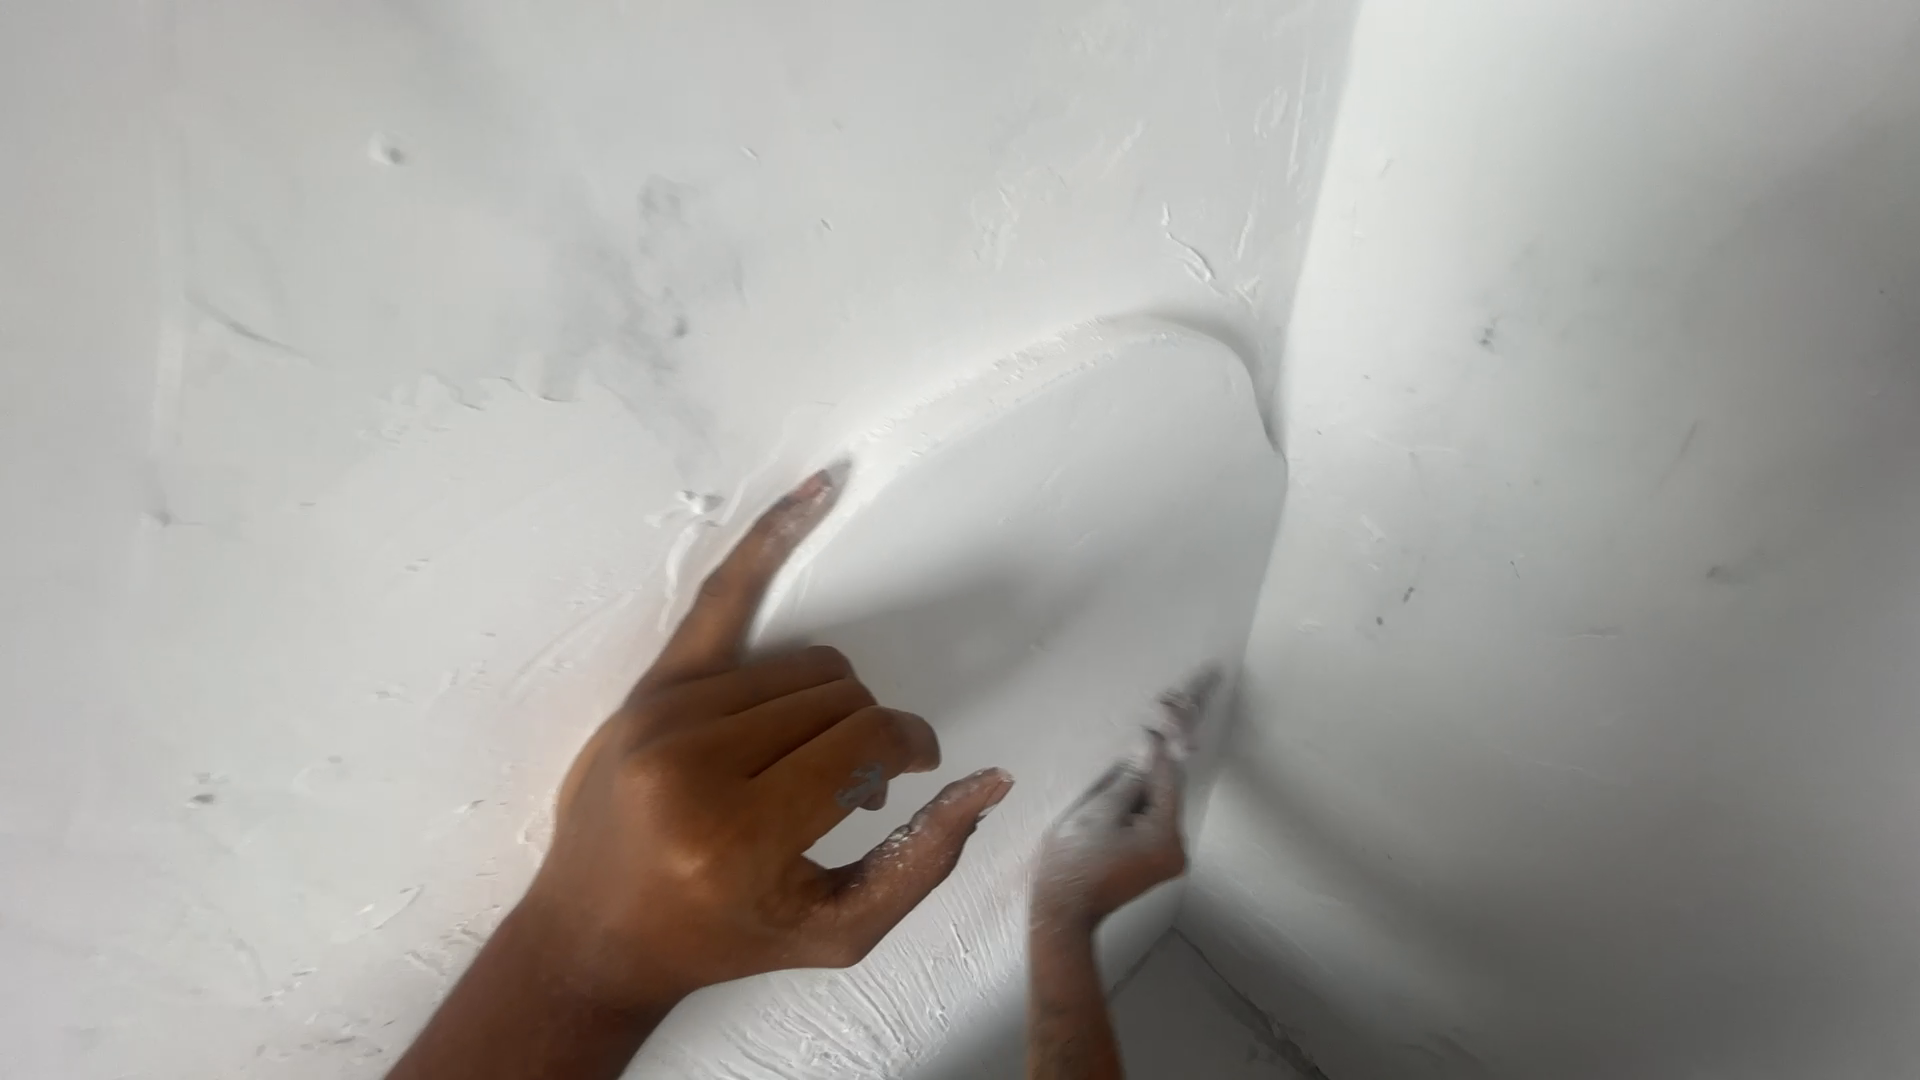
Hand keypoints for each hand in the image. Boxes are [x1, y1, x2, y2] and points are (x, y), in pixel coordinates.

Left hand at [524, 468, 1014, 1006]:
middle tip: (854, 781)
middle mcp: (692, 765)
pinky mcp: (653, 684)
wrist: (591, 935)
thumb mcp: (838, 931)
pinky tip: (822, 488)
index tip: (918, 765)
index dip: (909, 744)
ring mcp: (664, 713)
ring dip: (833, 700)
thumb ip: (925, 860)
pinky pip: (726, 592)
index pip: (864, 740)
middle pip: (837, 695)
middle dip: (868, 731)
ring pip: (806, 662)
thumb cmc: (720, 938)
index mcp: (737, 833)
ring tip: (816, 752)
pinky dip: (777, 536)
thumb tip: (993, 782)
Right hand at [1030, 671, 1216, 930]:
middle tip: (1162, 712)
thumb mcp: (1098, 811)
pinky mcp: (1153, 860)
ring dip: (1148, 776)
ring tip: (1142, 739)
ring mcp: (1166, 858)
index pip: (1169, 777)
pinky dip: (1141, 797)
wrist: (1062, 912)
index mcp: (1165, 836)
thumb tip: (1149, 745)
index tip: (1165, 709)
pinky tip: (1130, 777)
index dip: (1164, 743)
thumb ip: (1128, 778)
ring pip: (1160, 803)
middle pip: (1168, 790)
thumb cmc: (1074, 859)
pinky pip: (1152, 818)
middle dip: (1158, 756)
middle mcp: (1176, 848)